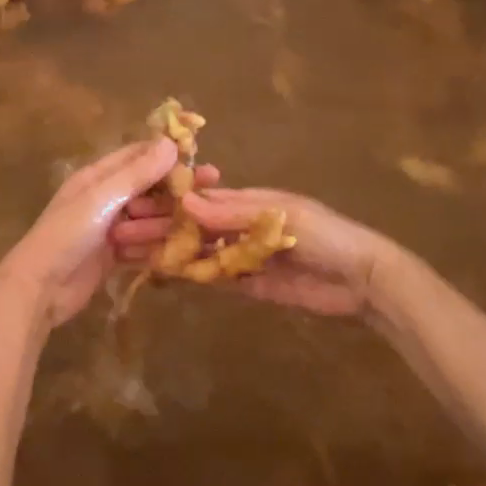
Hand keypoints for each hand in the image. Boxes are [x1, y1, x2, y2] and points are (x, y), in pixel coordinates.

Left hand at [0, 139, 189, 326]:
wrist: (39, 288)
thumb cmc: (66, 235)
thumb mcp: (102, 198)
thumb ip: (137, 173)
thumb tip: (171, 142)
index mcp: (97, 177)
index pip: (138, 156)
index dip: (169, 155)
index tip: (201, 155)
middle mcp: (105, 198)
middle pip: (148, 188)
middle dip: (177, 190)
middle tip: (213, 189)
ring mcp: (109, 228)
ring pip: (148, 218)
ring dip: (168, 221)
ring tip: (195, 226)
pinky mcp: (113, 256)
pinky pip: (143, 245)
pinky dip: (159, 246)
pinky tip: (184, 249)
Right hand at [117, 188, 403, 318]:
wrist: (363, 279)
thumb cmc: (326, 235)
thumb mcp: (280, 214)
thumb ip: (233, 213)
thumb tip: (185, 201)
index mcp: (249, 201)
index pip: (200, 200)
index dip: (168, 203)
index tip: (134, 206)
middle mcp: (242, 226)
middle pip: (194, 226)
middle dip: (160, 228)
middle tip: (122, 234)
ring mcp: (246, 256)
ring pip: (200, 252)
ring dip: (171, 252)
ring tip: (135, 256)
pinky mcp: (252, 285)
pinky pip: (217, 277)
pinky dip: (193, 275)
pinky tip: (166, 275)